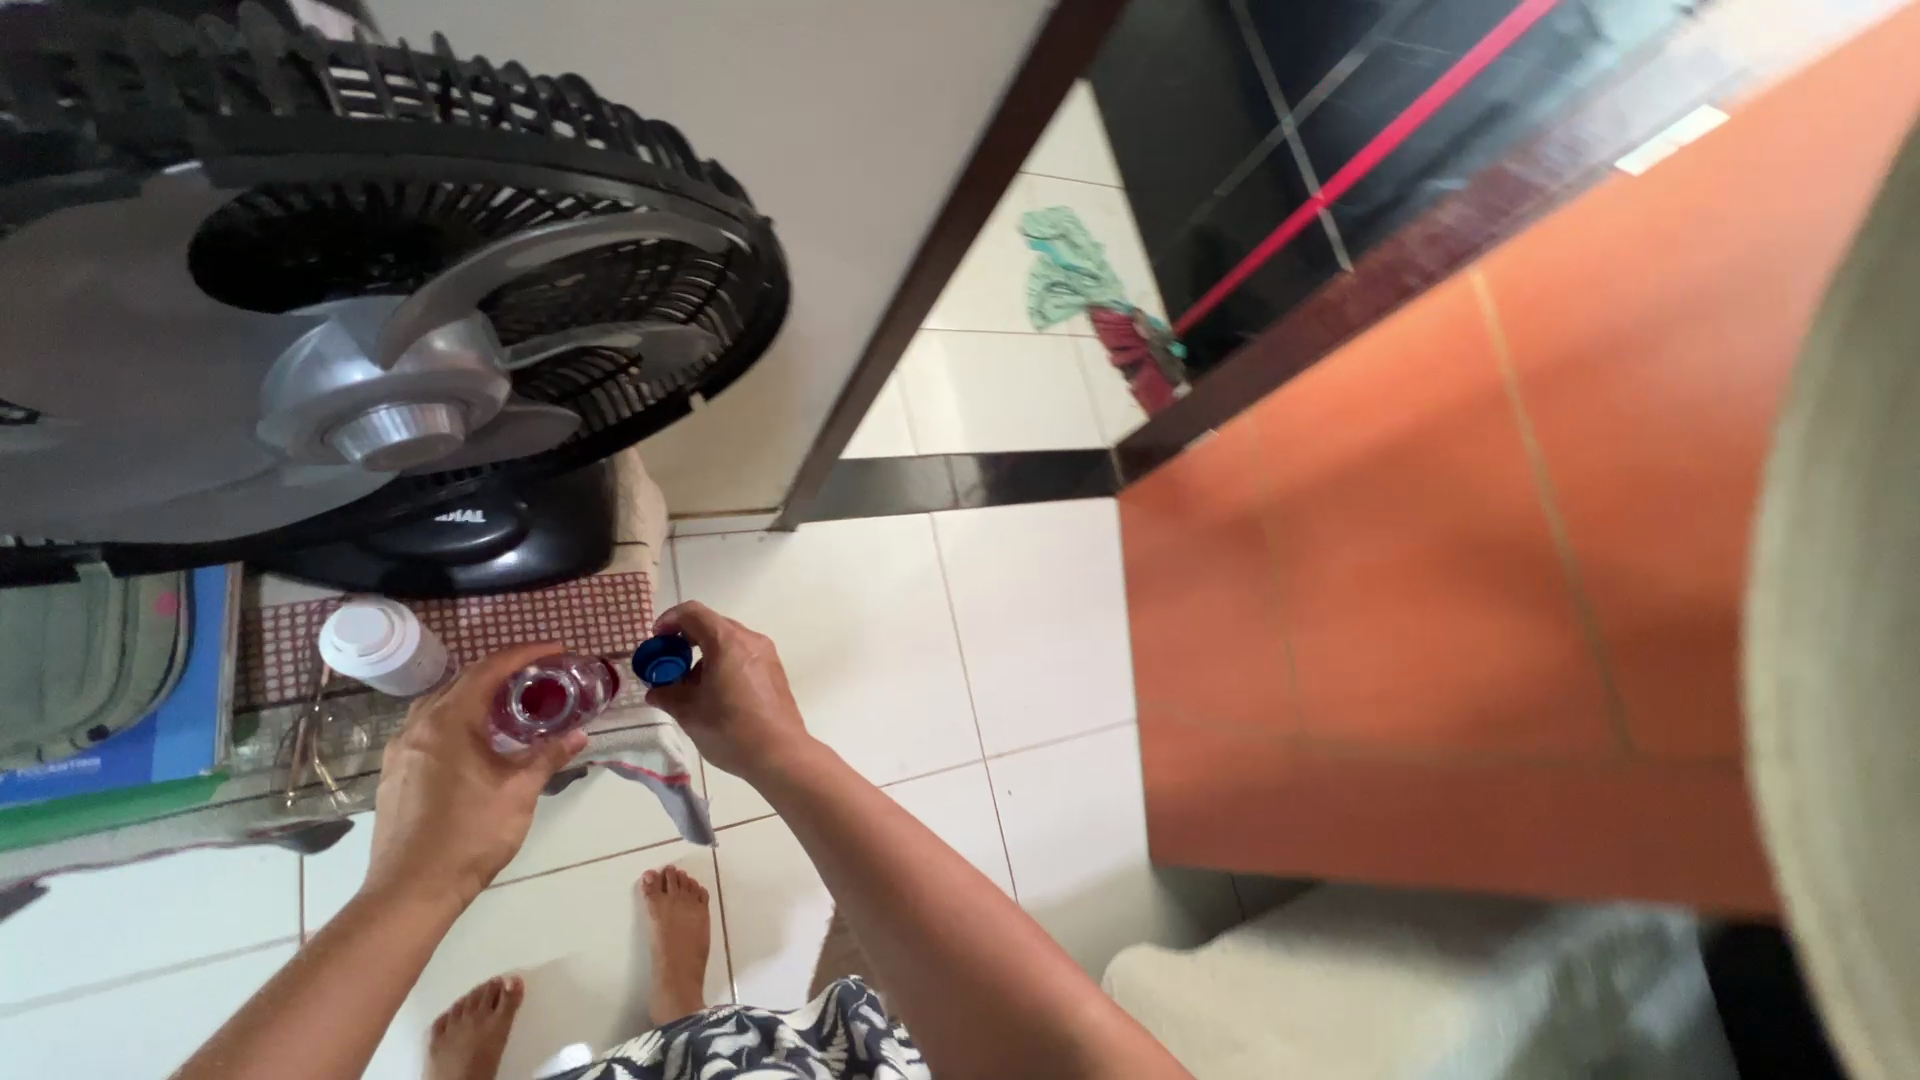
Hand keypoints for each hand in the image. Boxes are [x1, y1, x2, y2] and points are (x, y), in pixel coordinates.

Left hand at [361, 643, 587, 909]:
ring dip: (478, 693)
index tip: (556, 650)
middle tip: (540, 673)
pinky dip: (459, 717)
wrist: (411, 890)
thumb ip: (548, 755)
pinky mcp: (396, 773)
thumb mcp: (520, 791)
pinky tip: (480, 739)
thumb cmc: (471, 835)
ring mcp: (401, 751)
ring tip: (512, 702)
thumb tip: (579, 734)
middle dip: (503, 670)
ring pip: (441, 703)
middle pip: (462, 681)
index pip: (488, 670)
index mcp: (448, 724)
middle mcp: (418, 728)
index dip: (524, 654)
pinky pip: (429, 727)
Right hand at [645, 602, 816, 782]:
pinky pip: (743, 654)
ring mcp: (766, 654)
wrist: (780, 753)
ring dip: (705, 654)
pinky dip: (723, 662)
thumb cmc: (730, 729)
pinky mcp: (774, 670)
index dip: (669, 621)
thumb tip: (656, 691)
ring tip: (690, 686)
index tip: (655, 641)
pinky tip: (714, 692)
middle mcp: (750, 640)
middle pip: (712, 625)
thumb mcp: (689, 713)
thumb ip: (668, 695)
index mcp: (727, 642)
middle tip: (668, 665)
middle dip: (685, 640)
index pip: (693, 612)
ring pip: (728, 641)